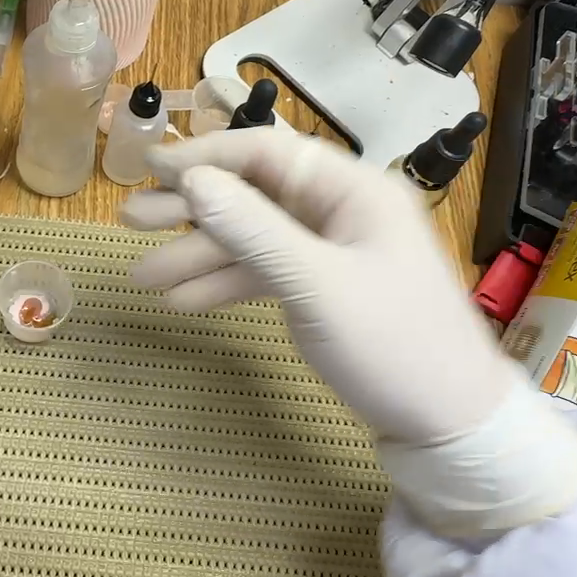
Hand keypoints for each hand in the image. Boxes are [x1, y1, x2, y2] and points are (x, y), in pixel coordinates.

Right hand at [120, 128, 576, 535]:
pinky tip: (180, 303)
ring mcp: (327, 250)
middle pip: (250, 195)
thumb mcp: (317, 285)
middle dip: (189, 209)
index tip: (150, 166)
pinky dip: (223, 285)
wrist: (448, 423)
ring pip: (249, 239)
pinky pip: (261, 274)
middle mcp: (337, 210)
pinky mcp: (318, 287)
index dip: (205, 156)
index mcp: (352, 190)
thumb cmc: (393, 344)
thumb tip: (193, 182)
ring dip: (196, 256)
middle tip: (128, 219)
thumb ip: (253, 231)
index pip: (266, 153)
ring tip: (141, 276)